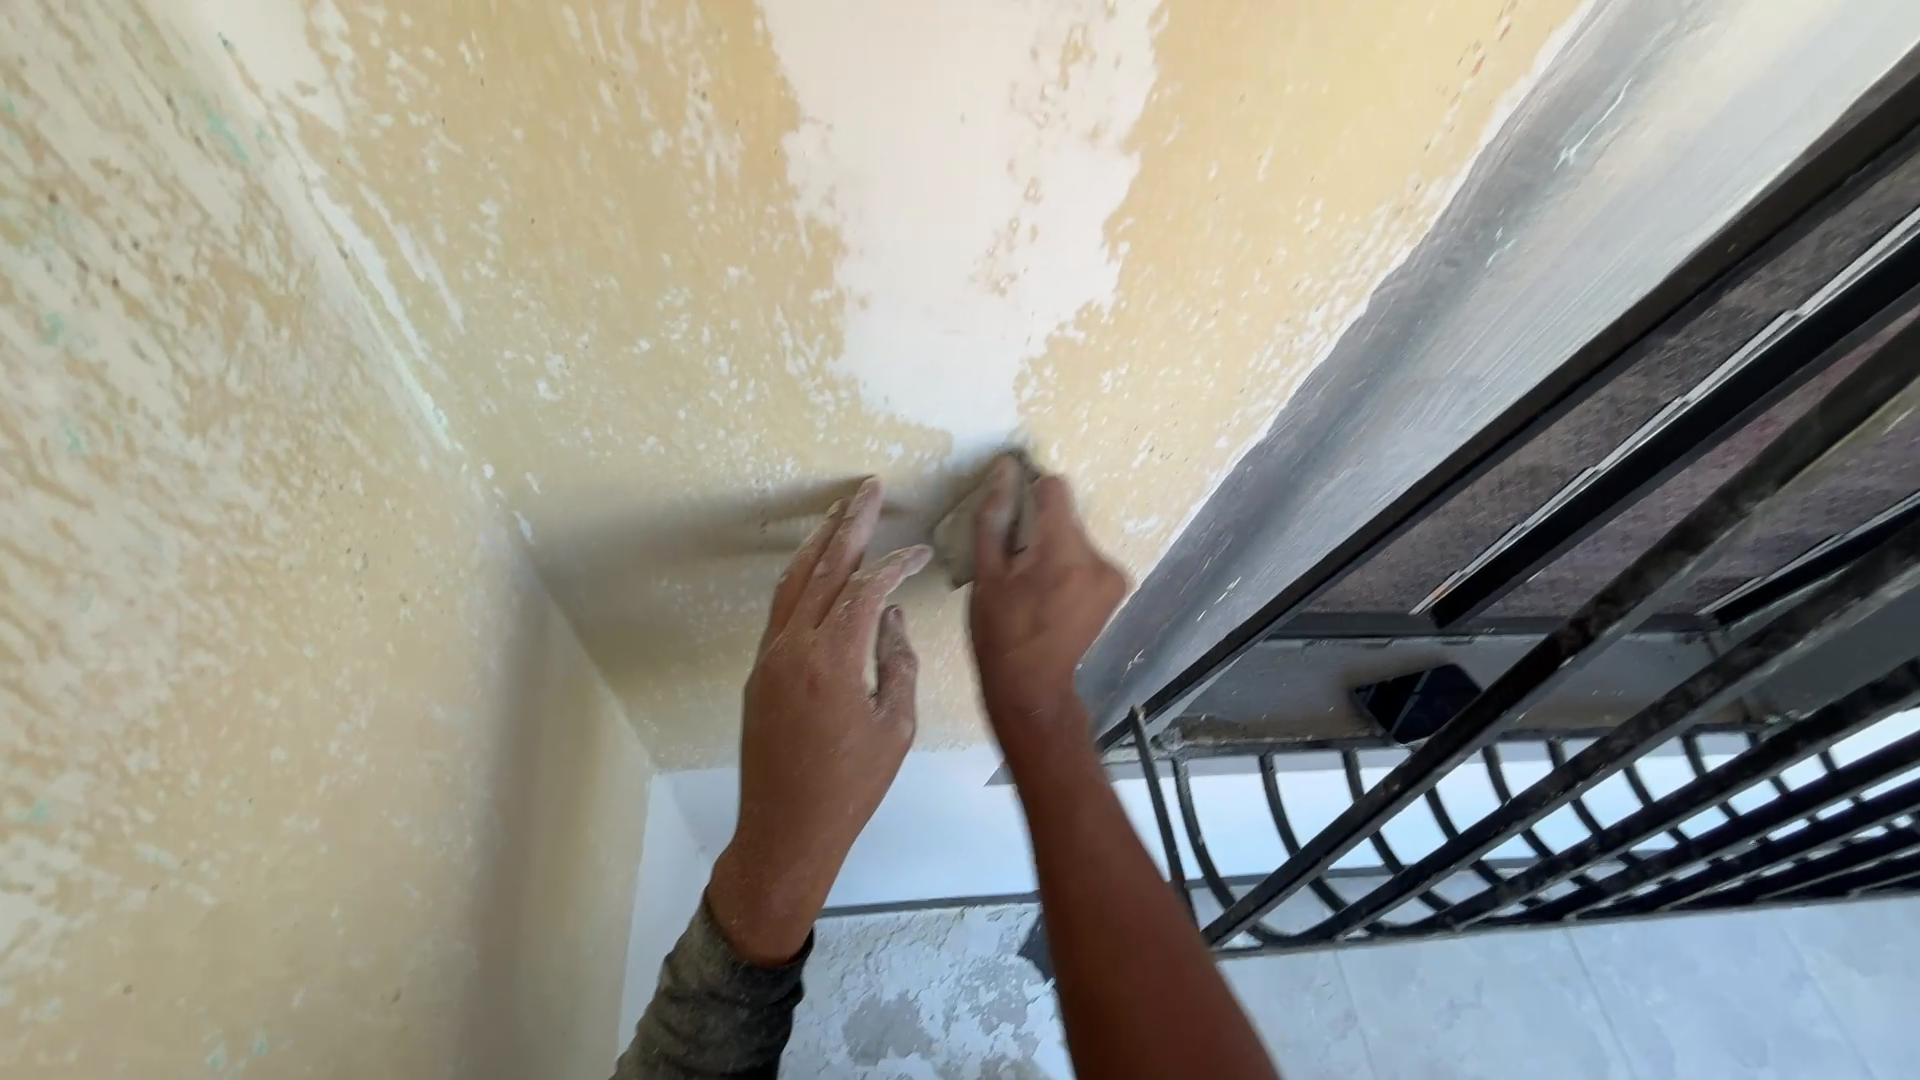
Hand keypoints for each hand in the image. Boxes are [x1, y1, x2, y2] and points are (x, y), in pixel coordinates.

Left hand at [707, 477, 929, 964]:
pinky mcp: (759, 671)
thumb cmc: (850, 786)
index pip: (867, 589)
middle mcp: (795, 647)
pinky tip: (815, 568)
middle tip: (868, 488)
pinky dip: (801, 578)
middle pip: (824, 568)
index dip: (896, 565)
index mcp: (834, 660)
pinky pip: (781, 609)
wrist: (786, 830)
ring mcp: (770, 657)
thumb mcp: (895, 728)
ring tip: (840, 513)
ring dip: (819, 543)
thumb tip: (891, 619)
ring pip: (794, 582)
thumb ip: (898, 664)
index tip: (920, 553)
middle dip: (850, 524)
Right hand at [968, 457, 1127, 765]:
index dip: (1027, 497)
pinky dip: (1068, 564)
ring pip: (1075, 535)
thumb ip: (995, 516)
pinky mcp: (1118, 585)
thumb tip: (1006, 467)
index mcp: (1065, 553)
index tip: (1011, 525)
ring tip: (1033, 585)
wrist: (1031, 685)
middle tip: (1018, 568)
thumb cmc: (1000, 632)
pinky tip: (1051, 593)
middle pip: (1065, 515)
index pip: (1054, 489)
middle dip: (1039, 531)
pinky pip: (1086, 555)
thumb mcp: (986, 574)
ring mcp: (1114, 574)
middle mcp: (1099, 558)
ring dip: (1054, 548)